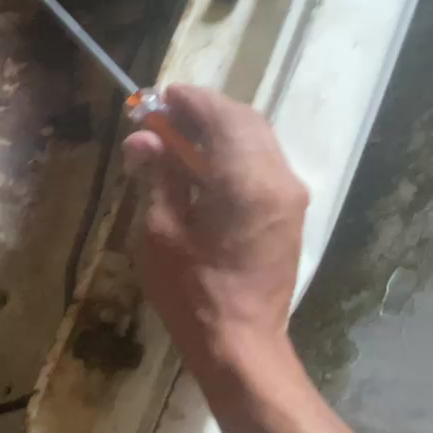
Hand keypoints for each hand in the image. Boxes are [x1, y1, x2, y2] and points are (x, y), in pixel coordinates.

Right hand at [125, 85, 309, 379]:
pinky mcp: (286, 213)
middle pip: (246, 124)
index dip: (192, 102)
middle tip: (161, 114)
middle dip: (204, 112)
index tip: (159, 95)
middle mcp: (278, 180)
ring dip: (217, 131)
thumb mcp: (160, 232)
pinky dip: (228, 153)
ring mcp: (288, 197)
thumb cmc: (189, 288)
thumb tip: (145, 139)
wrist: (238, 337)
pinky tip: (197, 165)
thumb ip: (158, 178)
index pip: (224, 120)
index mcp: (245, 182)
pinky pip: (259, 165)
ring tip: (173, 138)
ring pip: (256, 142)